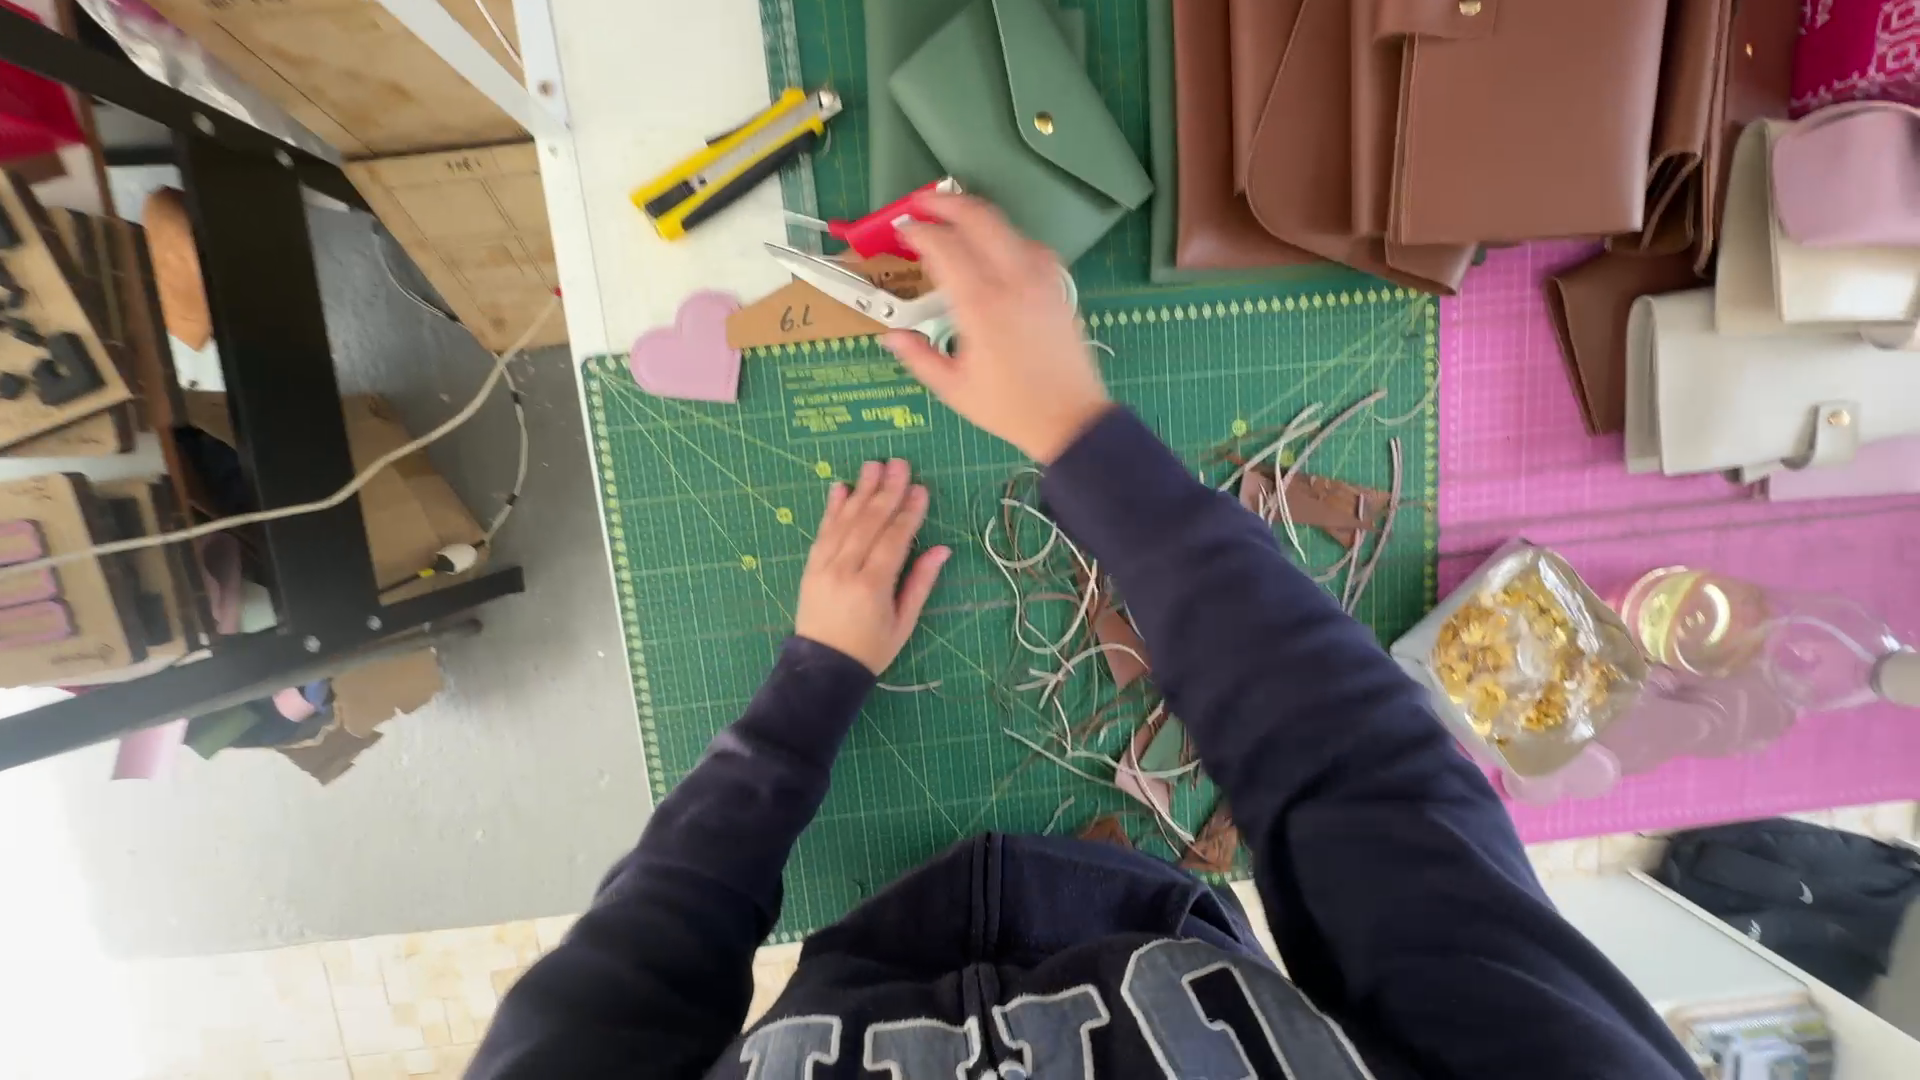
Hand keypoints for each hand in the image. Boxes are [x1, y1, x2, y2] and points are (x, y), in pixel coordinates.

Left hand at [794, 459, 950, 674]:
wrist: (822, 669)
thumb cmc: (871, 650)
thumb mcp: (904, 623)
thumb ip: (920, 583)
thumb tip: (942, 549)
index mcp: (872, 587)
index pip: (894, 540)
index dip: (909, 513)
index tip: (921, 489)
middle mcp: (845, 571)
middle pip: (868, 522)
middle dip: (886, 491)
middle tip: (900, 464)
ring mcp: (824, 567)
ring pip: (845, 521)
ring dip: (860, 490)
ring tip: (874, 465)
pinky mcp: (810, 567)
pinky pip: (823, 531)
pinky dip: (832, 508)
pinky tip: (840, 487)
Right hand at [883, 194, 1111, 463]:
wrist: (1070, 419)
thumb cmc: (1010, 409)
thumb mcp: (954, 389)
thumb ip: (919, 357)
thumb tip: (891, 336)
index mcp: (982, 306)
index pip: (945, 246)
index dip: (919, 230)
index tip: (902, 230)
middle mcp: (1014, 282)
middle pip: (979, 217)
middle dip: (945, 203)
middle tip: (921, 205)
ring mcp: (1041, 280)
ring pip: (1007, 226)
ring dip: (976, 216)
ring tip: (953, 221)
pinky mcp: (1058, 287)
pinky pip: (1030, 246)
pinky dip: (1006, 236)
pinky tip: (994, 249)